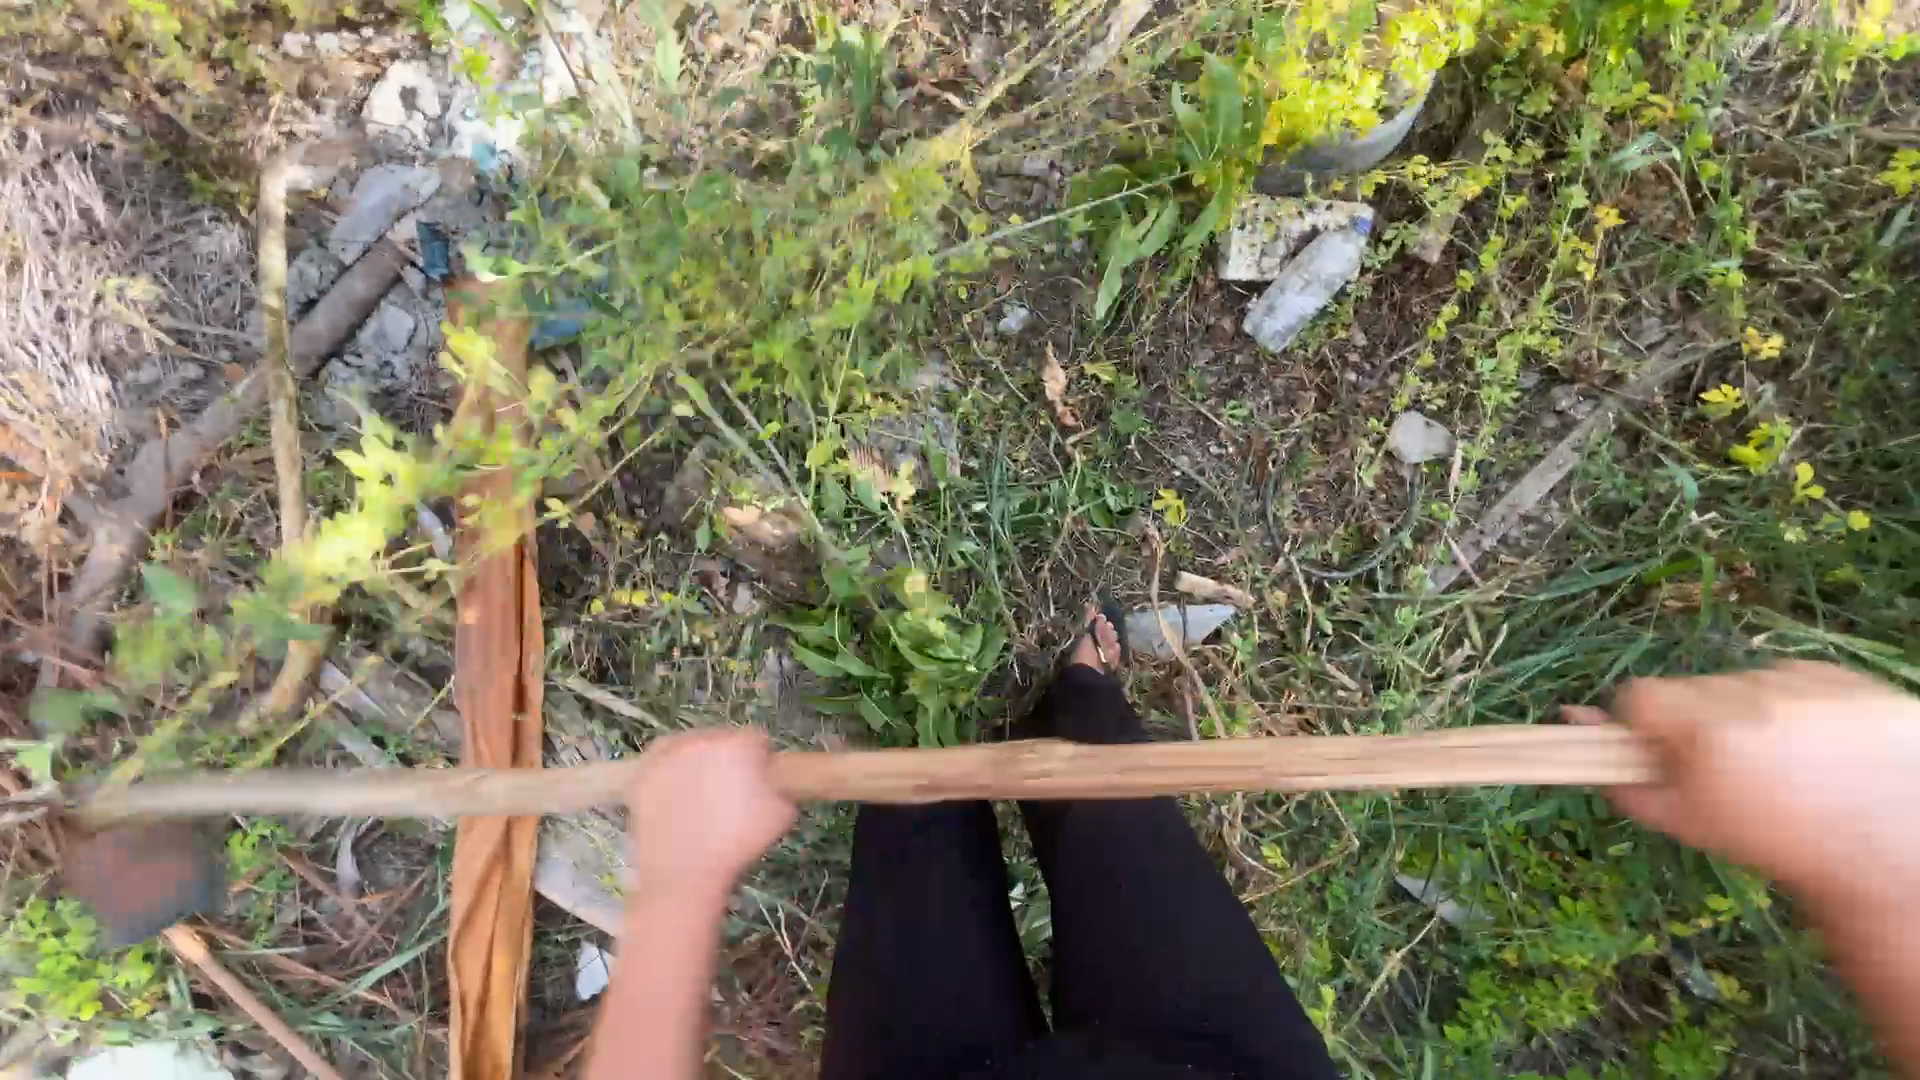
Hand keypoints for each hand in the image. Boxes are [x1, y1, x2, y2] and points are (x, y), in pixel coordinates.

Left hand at [626, 728, 795, 897]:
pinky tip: (672, 787)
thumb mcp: (782, 816)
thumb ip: (782, 787)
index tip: (756, 781)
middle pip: (722, 739)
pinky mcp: (644, 770)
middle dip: (727, 759)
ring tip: (697, 791)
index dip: (759, 760)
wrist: (685, 875)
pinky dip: (667, 767)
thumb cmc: (737, 846)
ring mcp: (671, 753)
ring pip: (690, 745)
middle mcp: (706, 739)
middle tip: (726, 790)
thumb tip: (773, 780)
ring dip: (697, 759)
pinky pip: (660, 758)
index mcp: (741, 745)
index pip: (756, 740)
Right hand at [1567, 661, 1919, 914]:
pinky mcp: (1861, 686)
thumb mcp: (1680, 815)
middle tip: (1731, 761)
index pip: (1639, 695)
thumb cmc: (1769, 843)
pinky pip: (1798, 676)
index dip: (1646, 722)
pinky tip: (1817, 740)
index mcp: (1706, 730)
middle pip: (1690, 688)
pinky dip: (1797, 701)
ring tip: (1782, 754)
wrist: (1890, 863)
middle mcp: (1756, 699)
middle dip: (1698, 717)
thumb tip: (1570, 715)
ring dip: (1747, 709)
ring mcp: (1814, 691)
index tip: (1668, 748)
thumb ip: (1616, 768)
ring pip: (1742, 682)